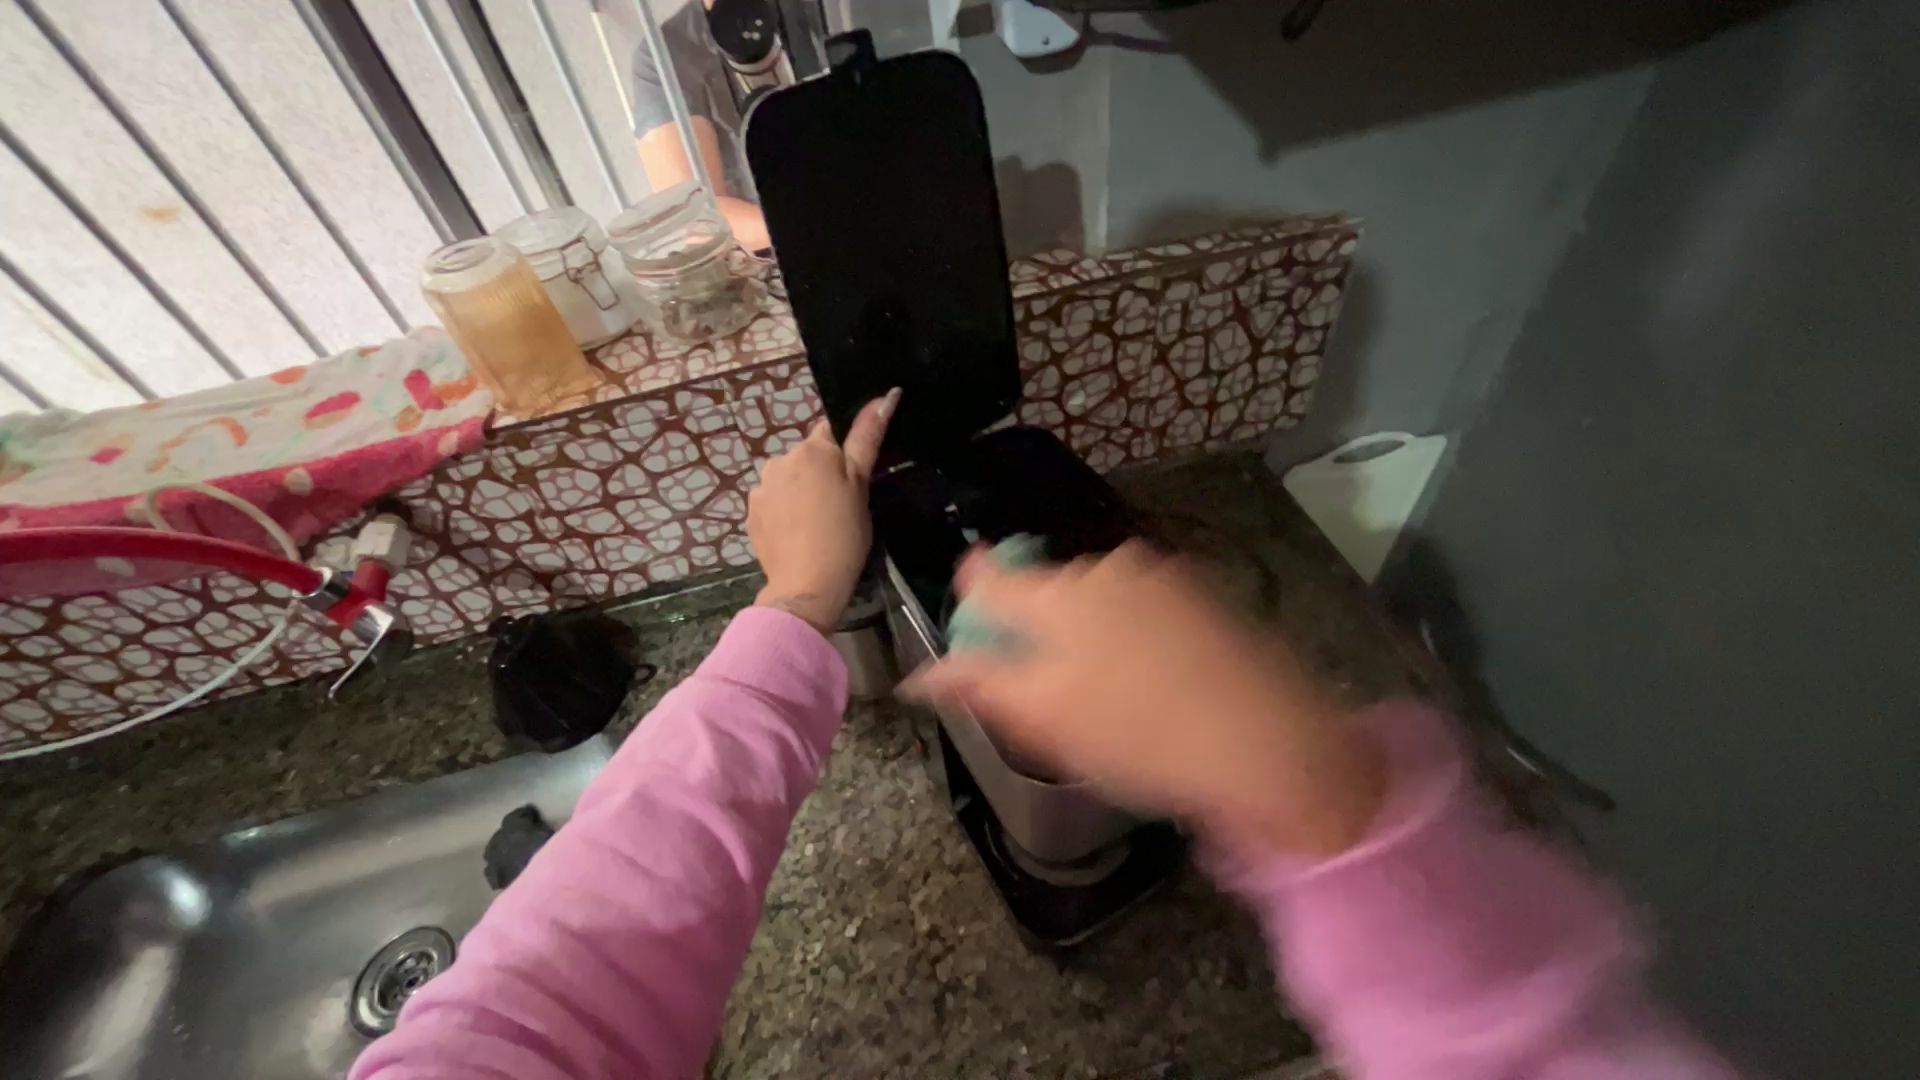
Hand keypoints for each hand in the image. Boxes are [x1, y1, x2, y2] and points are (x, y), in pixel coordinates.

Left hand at [746, 389, 899, 633]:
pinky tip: (797, 533)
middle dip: (820, 473)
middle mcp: (781, 458)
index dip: (843, 454)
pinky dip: (784, 511)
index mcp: (813, 448)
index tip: (853, 480)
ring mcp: (761, 486)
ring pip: (787, 479)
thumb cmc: (845, 534)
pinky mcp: (751, 512)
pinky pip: (772, 501)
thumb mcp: (862, 486)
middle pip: (806, 456)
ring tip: (816, 524)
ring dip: (799, 492)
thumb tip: (886, 394)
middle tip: (839, 507)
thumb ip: (868, 438)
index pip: (830, 432)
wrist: (807, 584)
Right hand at [902, 541, 1386, 854]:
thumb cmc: (1139, 737)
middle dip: (1040, 630)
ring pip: (1097, 596)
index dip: (972, 602)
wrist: (1270, 745)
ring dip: (1090, 631)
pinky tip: (1159, 680)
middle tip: (1059, 693)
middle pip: (1045, 588)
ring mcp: (1159, 574)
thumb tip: (922, 673)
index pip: (985, 574)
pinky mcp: (1202, 591)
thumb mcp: (1046, 719)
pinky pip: (1143, 603)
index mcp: (1056, 593)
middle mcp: (1103, 566)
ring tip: (1116, 693)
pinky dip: (1136, 631)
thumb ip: (978, 685)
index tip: (982, 641)